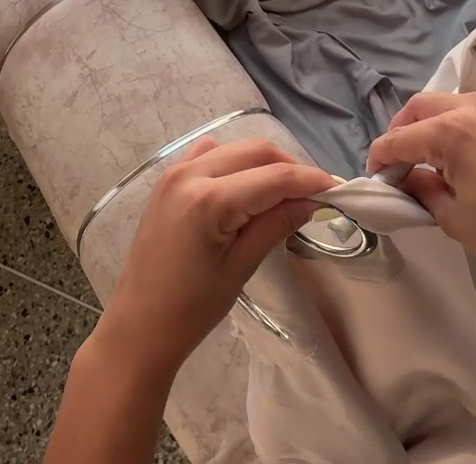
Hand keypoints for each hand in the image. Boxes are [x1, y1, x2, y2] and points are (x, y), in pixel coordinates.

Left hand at [93, 137, 335, 375]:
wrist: (137, 327)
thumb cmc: (190, 309)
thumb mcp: (241, 267)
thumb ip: (277, 224)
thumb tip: (314, 200)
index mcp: (209, 200)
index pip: (274, 177)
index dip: (310, 180)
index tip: (338, 189)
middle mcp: (191, 174)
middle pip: (257, 151)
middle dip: (290, 167)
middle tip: (314, 194)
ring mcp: (175, 172)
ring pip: (236, 148)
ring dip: (265, 162)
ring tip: (285, 193)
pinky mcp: (168, 179)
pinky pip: (210, 154)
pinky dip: (235, 161)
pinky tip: (245, 185)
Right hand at [365, 91, 475, 292]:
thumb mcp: (452, 217)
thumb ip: (420, 187)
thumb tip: (406, 177)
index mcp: (453, 131)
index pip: (400, 138)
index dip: (380, 157)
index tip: (375, 175)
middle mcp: (475, 107)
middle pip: (420, 107)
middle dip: (402, 131)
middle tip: (399, 163)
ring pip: (449, 103)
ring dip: (431, 124)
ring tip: (430, 158)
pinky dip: (459, 124)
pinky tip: (462, 153)